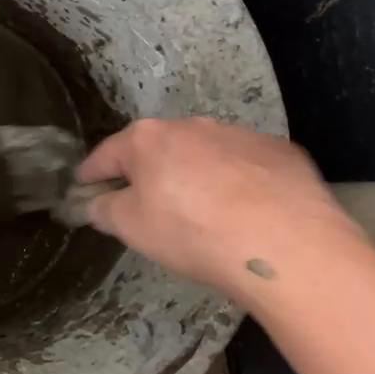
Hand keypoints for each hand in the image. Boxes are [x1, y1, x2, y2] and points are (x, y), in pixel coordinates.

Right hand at [76, 117, 368, 301]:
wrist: (289, 247)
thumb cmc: (194, 233)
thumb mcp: (133, 229)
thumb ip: (105, 210)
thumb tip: (94, 203)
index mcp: (147, 139)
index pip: (106, 154)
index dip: (92, 174)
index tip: (84, 188)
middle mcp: (191, 126)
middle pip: (158, 149)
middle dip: (149, 172)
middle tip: (147, 206)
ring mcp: (240, 134)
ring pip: (205, 154)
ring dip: (197, 174)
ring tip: (205, 212)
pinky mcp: (283, 152)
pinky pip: (248, 166)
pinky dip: (241, 182)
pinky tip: (249, 213)